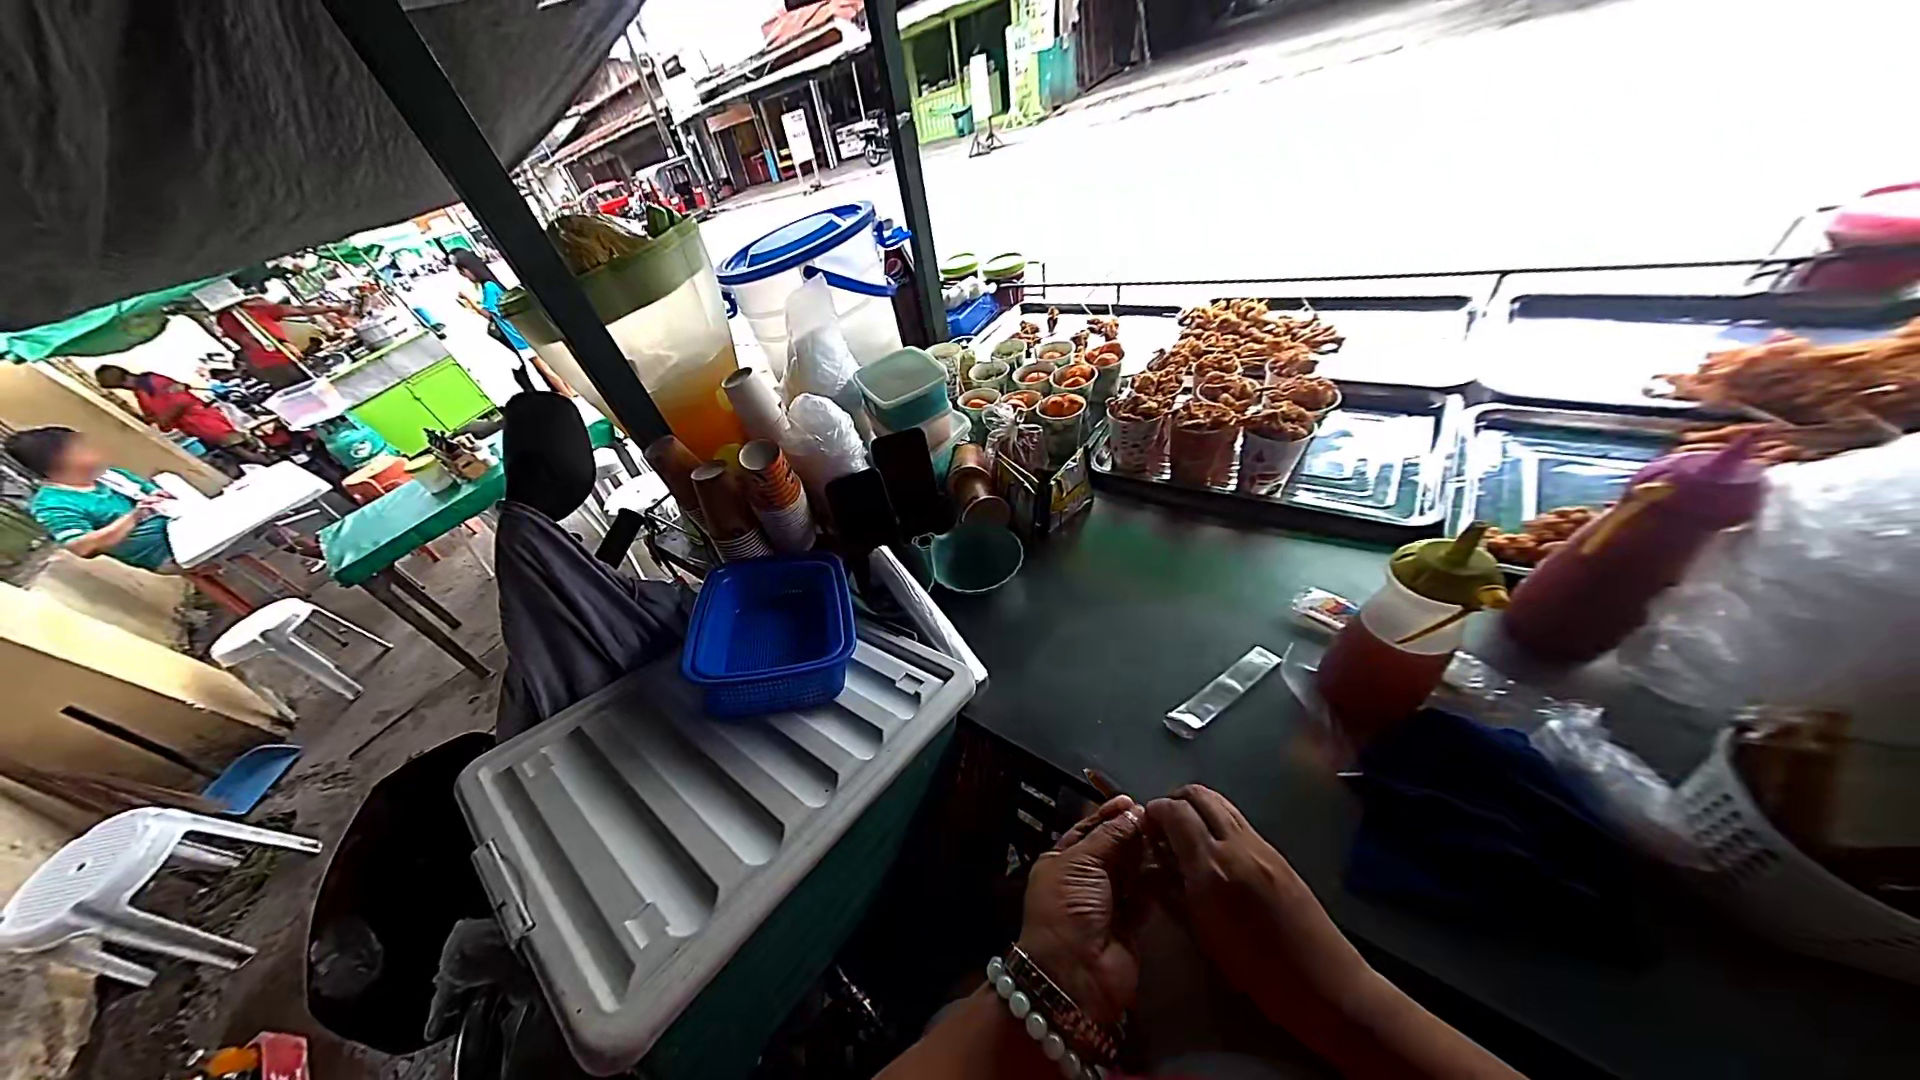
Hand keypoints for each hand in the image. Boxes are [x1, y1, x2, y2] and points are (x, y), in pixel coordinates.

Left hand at [1016, 795, 1146, 1024]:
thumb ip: (1110, 836)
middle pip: (1111, 847)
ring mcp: (1107, 901)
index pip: (1087, 829)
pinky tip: (1170, 862)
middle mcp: (1083, 878)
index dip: (1108, 815)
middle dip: (1130, 832)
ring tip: (1167, 833)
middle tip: (1157, 815)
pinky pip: (1144, 894)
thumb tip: (1133, 811)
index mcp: (1061, 860)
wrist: (1075, 975)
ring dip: (1145, 854)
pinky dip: (1155, 880)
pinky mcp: (1130, 923)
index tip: (1131, 802)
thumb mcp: (1082, 862)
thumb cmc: (1068, 909)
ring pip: (1129, 869)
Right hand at [1145, 786, 1372, 1029]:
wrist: (1329, 986)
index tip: (1144, 829)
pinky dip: (1215, 821)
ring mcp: (1260, 844)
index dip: (1153, 812)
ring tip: (1185, 838)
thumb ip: (1170, 892)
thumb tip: (1149, 866)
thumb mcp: (1203, 936)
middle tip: (1162, 828)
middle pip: (1197, 794)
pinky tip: (1212, 852)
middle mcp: (1236, 844)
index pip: (1173, 811)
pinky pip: (1236, 819)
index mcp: (1213, 867)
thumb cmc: (1259, 973)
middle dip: (1173, 802)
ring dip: (1195, 808)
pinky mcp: (1276, 851)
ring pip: (1219, 801)